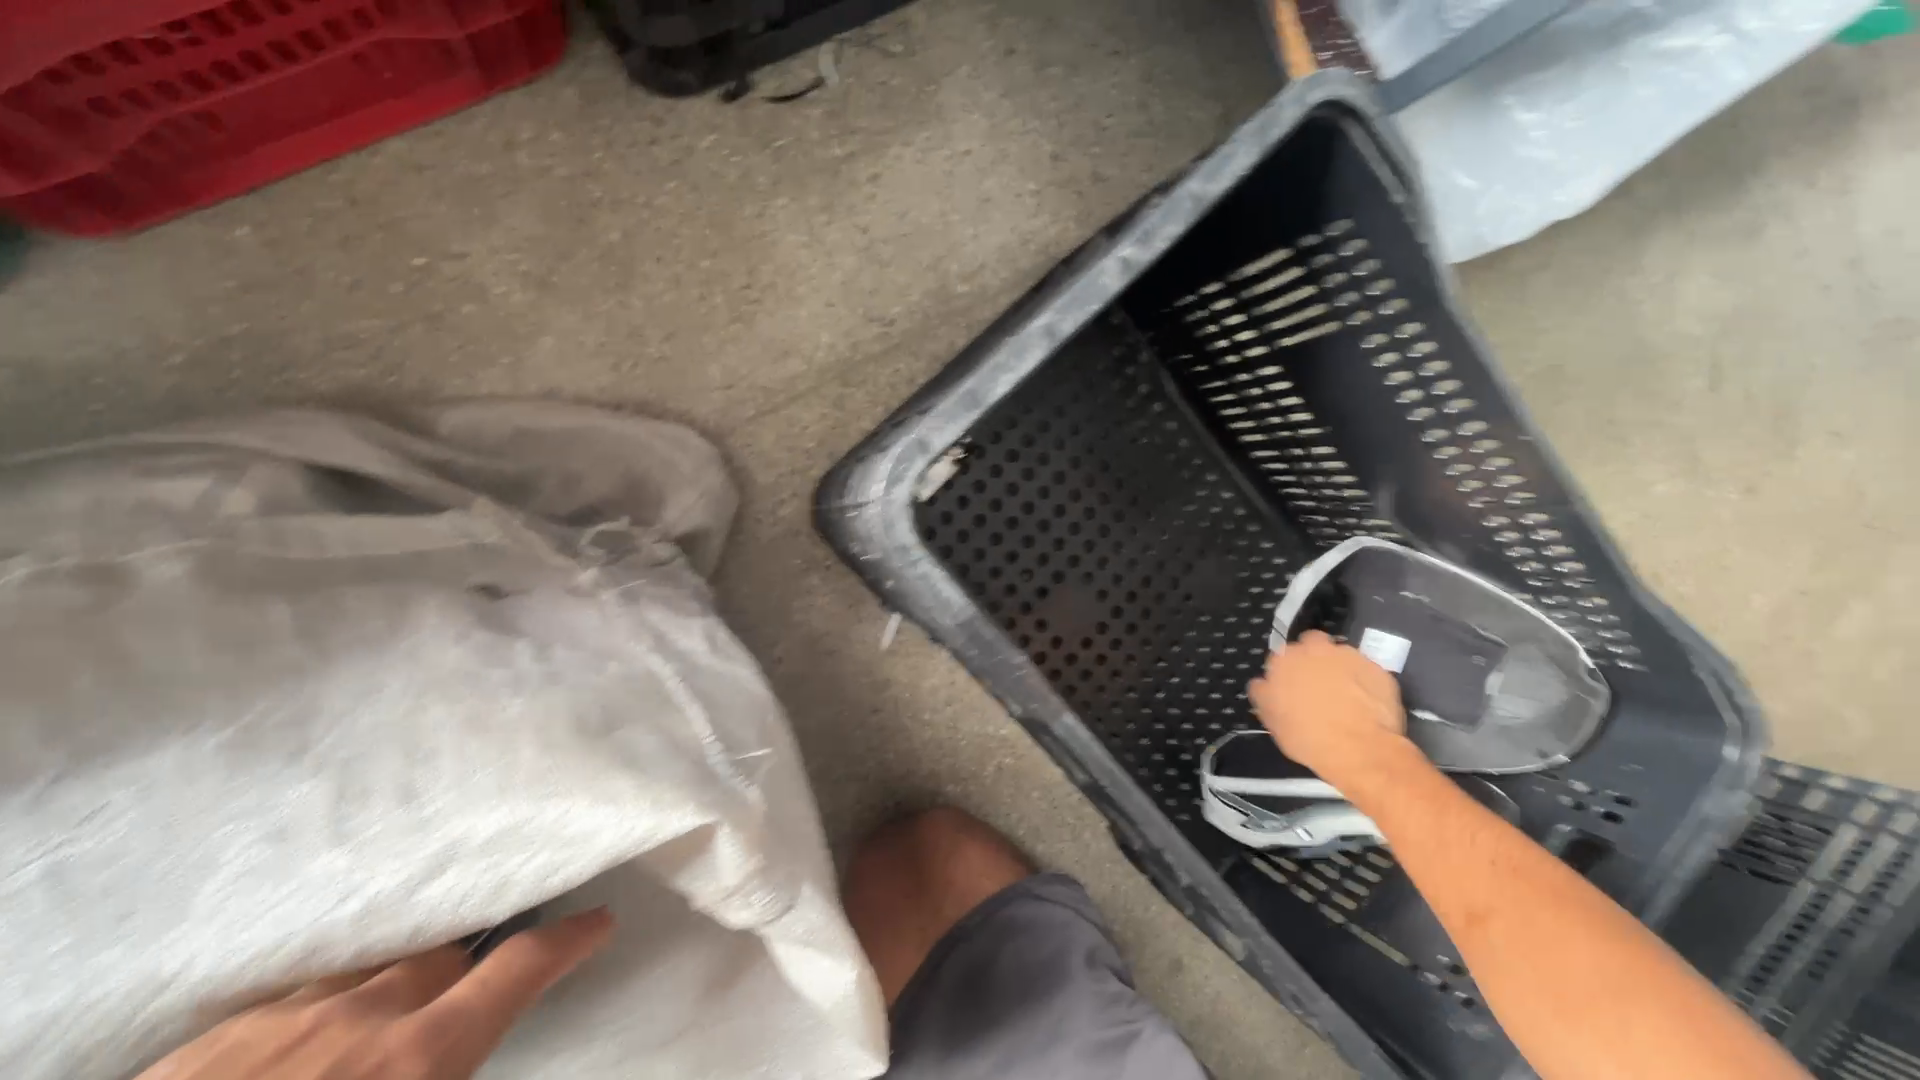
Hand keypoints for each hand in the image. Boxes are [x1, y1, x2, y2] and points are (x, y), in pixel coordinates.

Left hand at [139, 909, 613, 1079]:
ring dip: (385, 987)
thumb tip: (476, 1046)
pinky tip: (300, 1043)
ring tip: (376, 1015)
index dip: (568, 941)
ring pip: (365, 970)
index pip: (518, 971)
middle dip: (459, 969)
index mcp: (418, 1057)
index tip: (596, 920)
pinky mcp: (213, 1039)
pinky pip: (292, 997)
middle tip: (457, 999)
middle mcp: (362, 1019)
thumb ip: (454, 1066)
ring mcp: (283, 1020)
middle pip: (439, 956)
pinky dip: (317, 1008)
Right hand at [1248, 630, 1411, 787]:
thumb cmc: (1308, 737)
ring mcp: (1349, 656)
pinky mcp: (1376, 667)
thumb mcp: (1272, 721)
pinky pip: (1365, 670)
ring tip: (1343, 694)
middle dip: (1313, 658)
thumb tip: (1263, 683)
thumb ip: (1264, 694)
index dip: (1286, 672)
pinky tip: (1364, 701)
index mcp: (1283, 660)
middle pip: (1311, 644)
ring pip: (1340, 655)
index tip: (1291, 688)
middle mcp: (1314, 649)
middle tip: (1317, 684)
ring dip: (1339, 668)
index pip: (1280, 657)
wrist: (1360, 748)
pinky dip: (1363, 680)